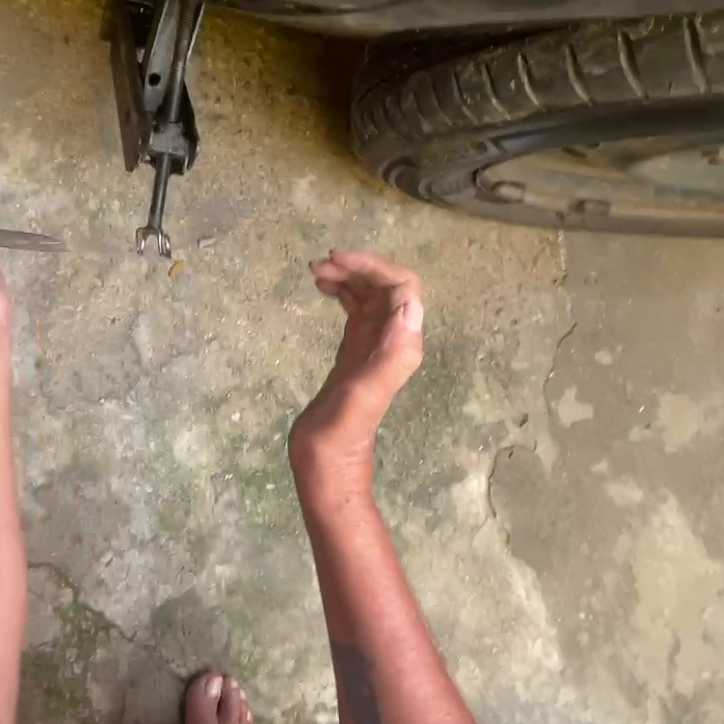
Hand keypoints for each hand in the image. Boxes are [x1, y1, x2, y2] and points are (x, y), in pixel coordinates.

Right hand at [289, 251, 424, 486]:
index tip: (334, 259)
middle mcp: (392, 343)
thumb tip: (409, 305)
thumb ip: (391, 356)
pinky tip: (321, 288)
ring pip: (369, 296)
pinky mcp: (354, 353)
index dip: (373, 266)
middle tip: (319, 264)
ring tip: (315, 271)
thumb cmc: (340, 435)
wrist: (326, 464)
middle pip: (386, 287)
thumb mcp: (364, 396)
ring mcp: (372, 347)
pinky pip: (355, 311)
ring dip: (348, 276)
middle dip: (358, 267)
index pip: (401, 289)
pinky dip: (341, 292)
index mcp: (400, 347)